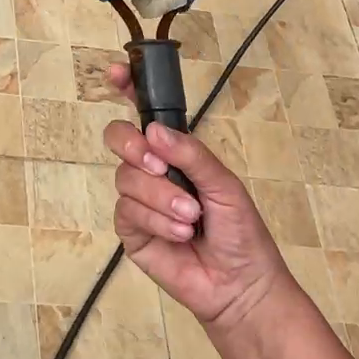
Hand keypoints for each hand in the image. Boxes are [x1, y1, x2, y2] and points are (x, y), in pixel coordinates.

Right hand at [102, 62, 289, 332]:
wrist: (241, 285)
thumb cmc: (241, 231)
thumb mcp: (224, 185)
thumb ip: (191, 154)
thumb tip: (152, 129)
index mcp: (173, 152)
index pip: (144, 113)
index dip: (128, 89)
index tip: (117, 74)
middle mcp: (150, 169)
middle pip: (118, 137)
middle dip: (133, 147)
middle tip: (159, 166)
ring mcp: (137, 198)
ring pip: (125, 178)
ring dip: (160, 196)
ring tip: (191, 217)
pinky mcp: (130, 229)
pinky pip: (127, 210)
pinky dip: (155, 220)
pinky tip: (179, 233)